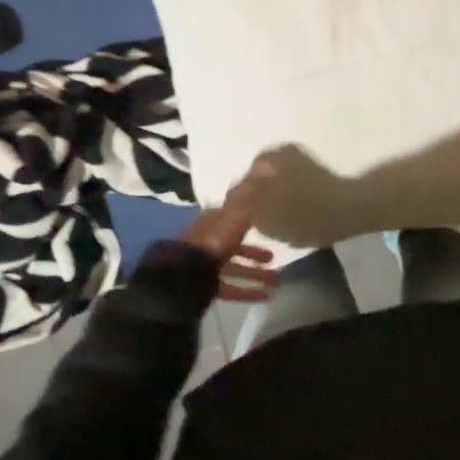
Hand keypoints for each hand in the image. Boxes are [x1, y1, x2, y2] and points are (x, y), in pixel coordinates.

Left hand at [179, 157, 277, 302]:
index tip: (263, 218)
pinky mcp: (205, 287)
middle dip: (253, 251)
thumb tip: (269, 162)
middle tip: (273, 256)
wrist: (182, 279)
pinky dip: (248, 291)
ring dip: (255, 273)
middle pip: (234, 244)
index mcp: (213, 222)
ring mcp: (205, 266)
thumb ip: (251, 192)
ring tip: (277, 281)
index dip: (245, 215)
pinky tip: (265, 297)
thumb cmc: (213, 243)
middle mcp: (208, 242)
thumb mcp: (235, 214)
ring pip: (234, 268)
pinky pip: (230, 288)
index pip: (229, 214)